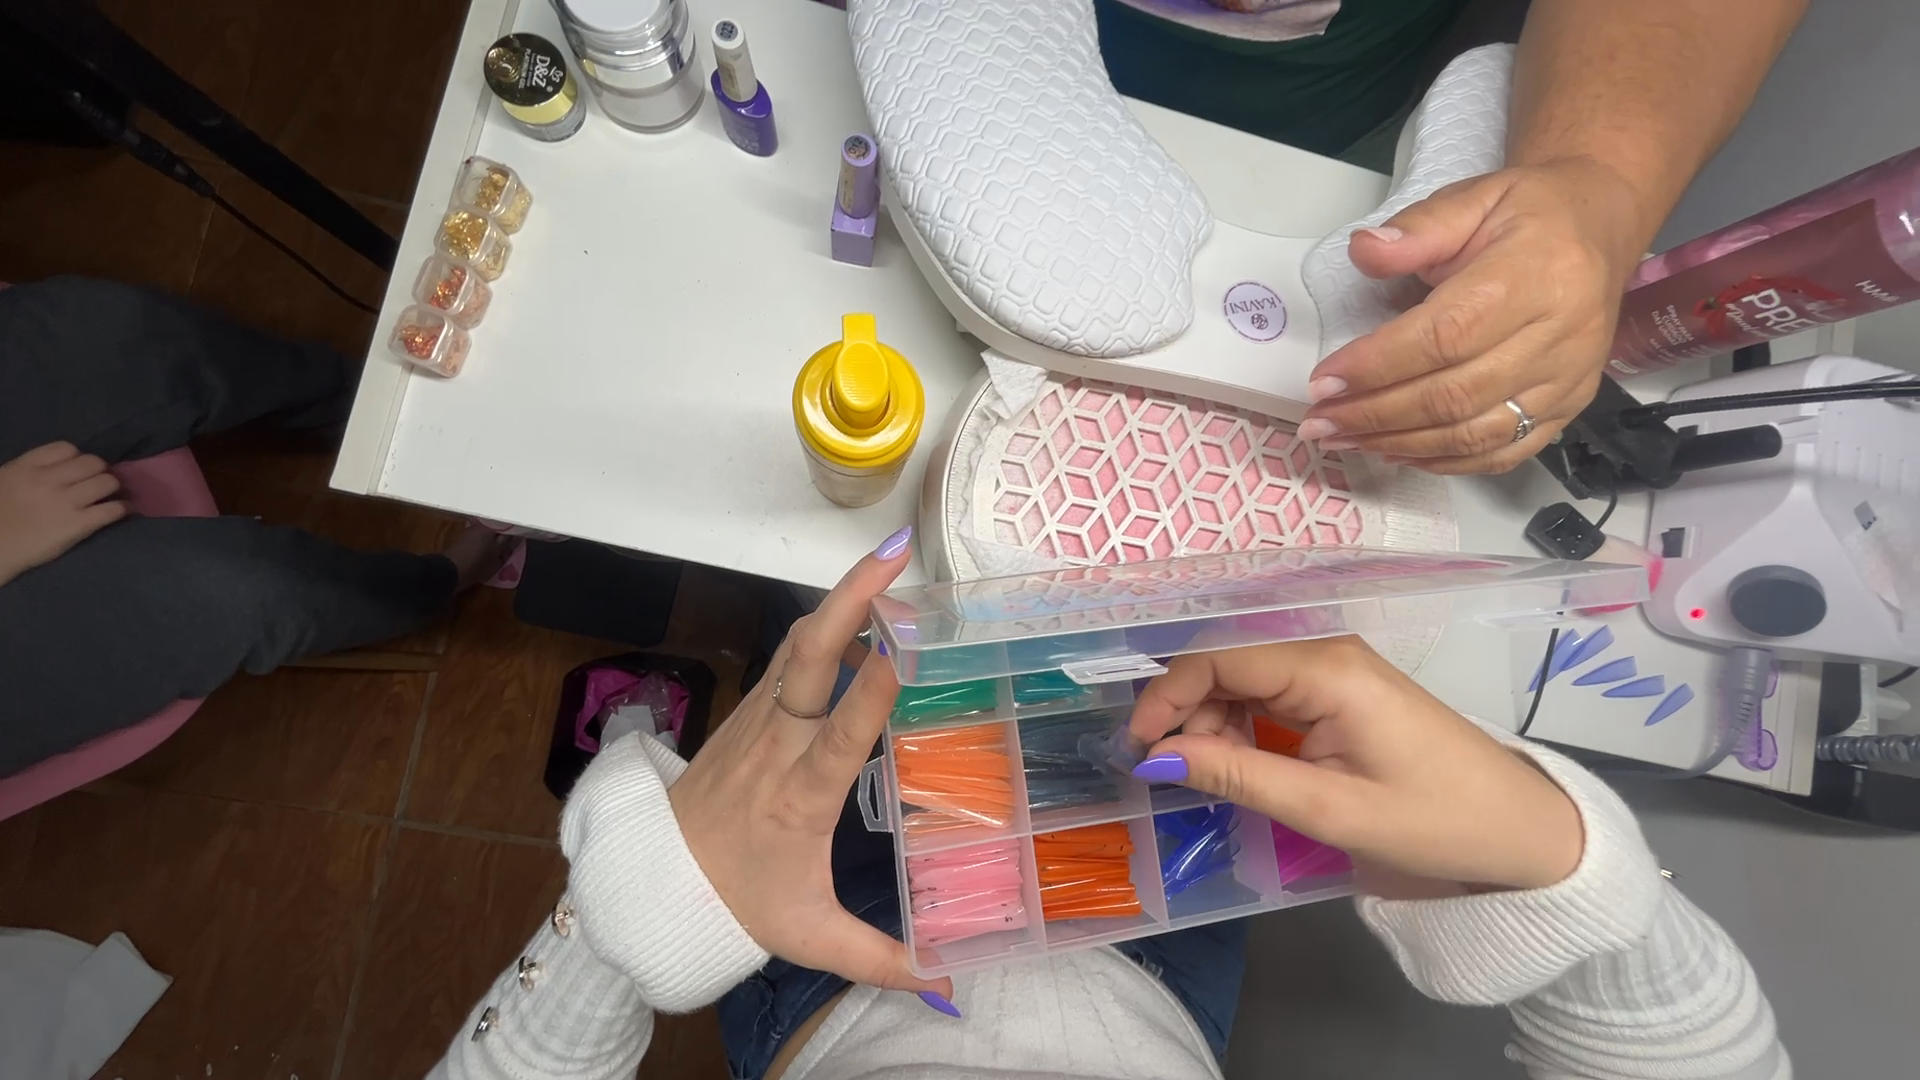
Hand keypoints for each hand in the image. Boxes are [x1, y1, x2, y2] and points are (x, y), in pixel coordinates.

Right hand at [0, 441, 125, 585]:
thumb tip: (63, 470)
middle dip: (100, 471)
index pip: (65, 448)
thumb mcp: (3, 482)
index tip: (78, 469)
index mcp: (22, 468)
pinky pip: (116, 508)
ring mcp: (65, 502)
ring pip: (109, 482)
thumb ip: (30, 473)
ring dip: (115, 488)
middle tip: (98, 483)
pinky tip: (121, 510)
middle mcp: (46, 481)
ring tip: (111, 495)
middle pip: (94, 463)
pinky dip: (124, 508)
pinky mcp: (80, 523)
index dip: (77, 457)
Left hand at [668, 527, 954, 1006]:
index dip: (871, 692)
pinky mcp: (750, 707)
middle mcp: (778, 743)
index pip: (838, 737)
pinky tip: (856, 604)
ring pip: (799, 644)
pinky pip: (790, 653)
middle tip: (896, 555)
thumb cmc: (736, 900)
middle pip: (811, 660)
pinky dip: (824, 620)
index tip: (906, 647)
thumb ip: (879, 959)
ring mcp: (759, 717)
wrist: (656, 878)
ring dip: (840, 598)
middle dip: (853, 600)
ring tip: (885, 561)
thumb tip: (948, 986)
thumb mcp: (807, 934)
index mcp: (799, 797)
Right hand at [1126, 636, 1582, 891]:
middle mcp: (1321, 651)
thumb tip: (1155, 757)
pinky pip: (1265, 694)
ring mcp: (1329, 667)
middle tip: (1176, 772)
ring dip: (1212, 723)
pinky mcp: (1334, 687)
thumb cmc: (1436, 822)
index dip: (1166, 695)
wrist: (1527, 833)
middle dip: (1188, 714)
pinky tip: (1242, 764)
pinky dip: (1240, 728)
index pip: (1217, 658)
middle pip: (1223, 664)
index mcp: (1323, 669)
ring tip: (1215, 776)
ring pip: (1238, 679)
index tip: (1138, 745)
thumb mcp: (1327, 809)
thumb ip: (1235, 775)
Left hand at [1299, 159, 1649, 474]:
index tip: (1321, 383)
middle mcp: (1560, 335)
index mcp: (1534, 277)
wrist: (1600, 226)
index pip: (1443, 336)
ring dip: (1395, 444)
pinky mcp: (1568, 406)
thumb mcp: (1472, 200)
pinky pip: (1501, 452)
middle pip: (1452, 395)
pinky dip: (1442, 462)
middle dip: (1372, 415)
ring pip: (1471, 433)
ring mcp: (1567, 378)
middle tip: (1316, 422)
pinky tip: (1392, 453)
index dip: (1375, 366)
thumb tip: (1363, 250)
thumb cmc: (1525, 215)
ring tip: (1340, 440)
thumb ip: (1416, 229)